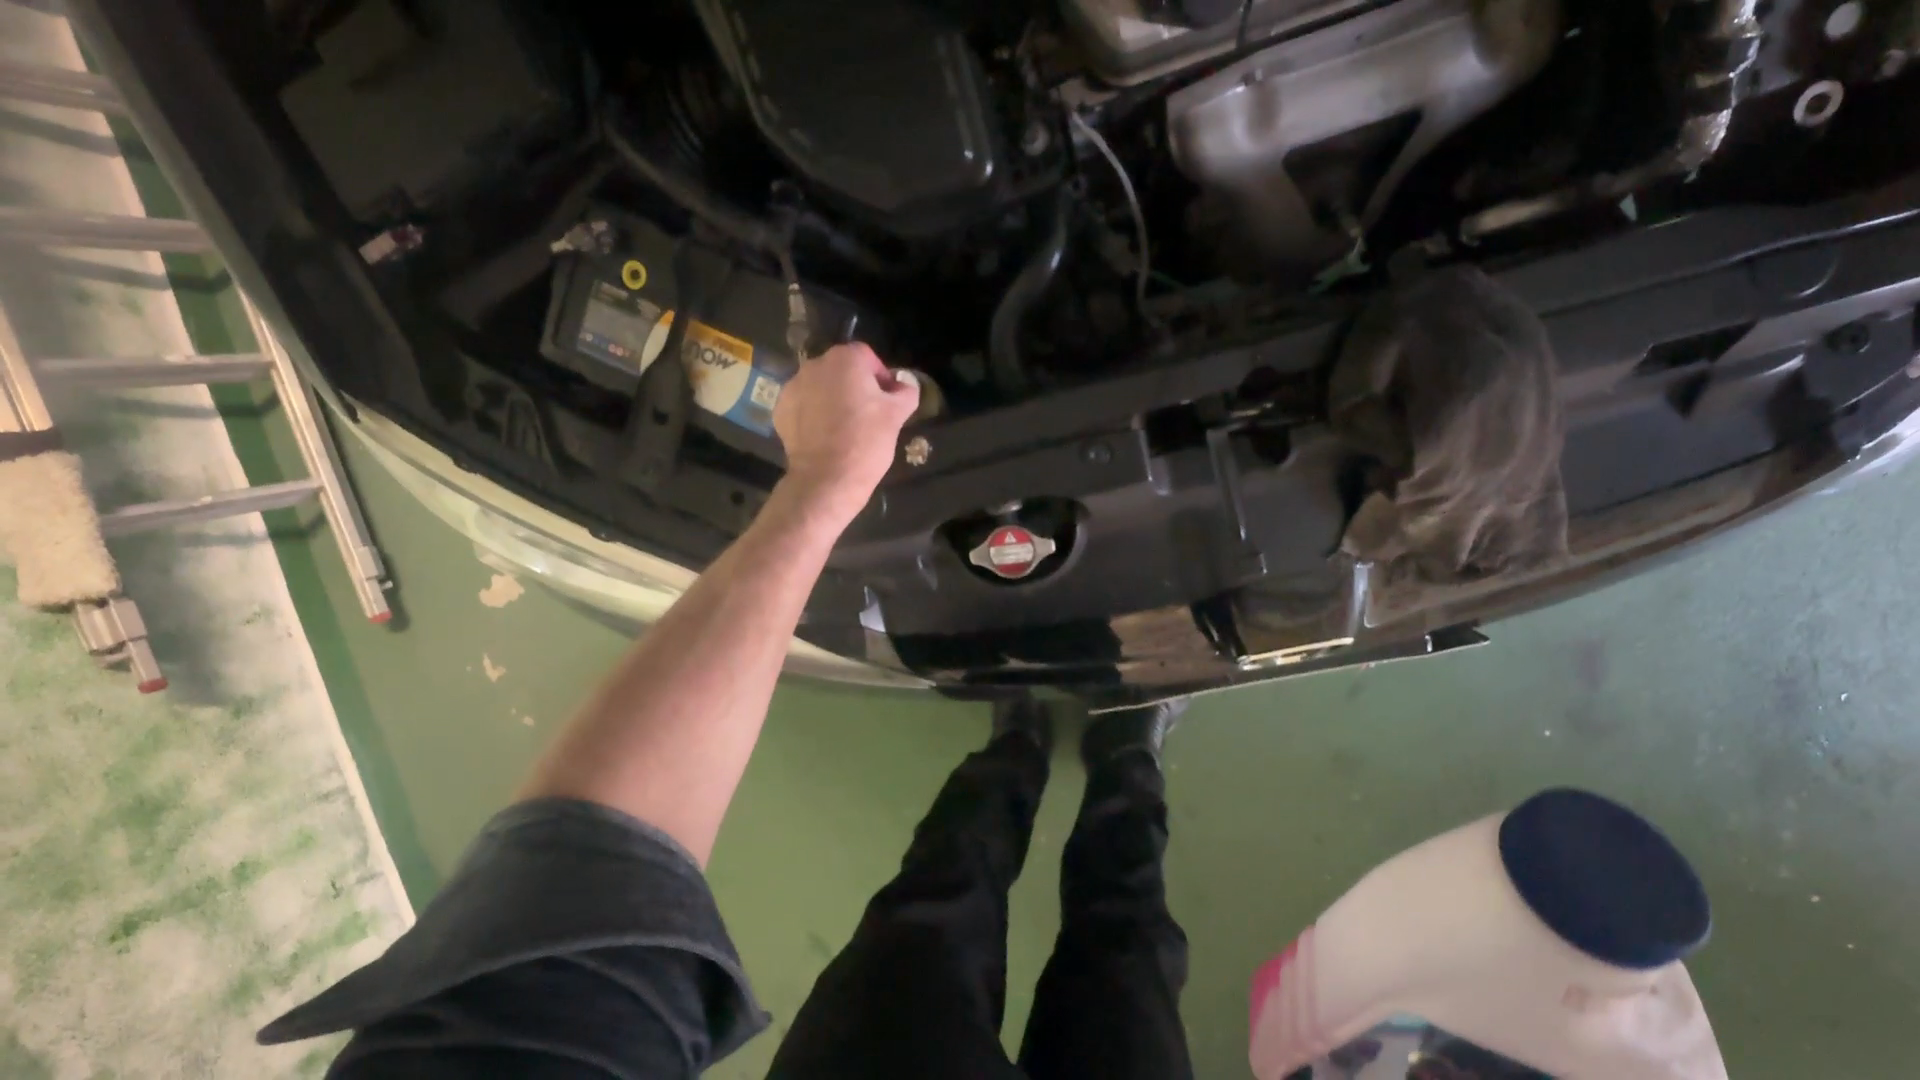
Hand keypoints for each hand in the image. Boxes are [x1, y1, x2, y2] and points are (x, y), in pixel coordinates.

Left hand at [773, 342, 919, 526]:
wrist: (826, 479)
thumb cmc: (866, 441)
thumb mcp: (897, 415)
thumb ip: (906, 392)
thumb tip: (904, 387)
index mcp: (845, 359)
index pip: (868, 358)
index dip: (880, 378)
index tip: (887, 402)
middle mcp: (814, 365)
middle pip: (841, 370)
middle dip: (854, 387)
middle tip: (867, 415)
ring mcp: (793, 387)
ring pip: (820, 387)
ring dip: (832, 399)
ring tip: (844, 428)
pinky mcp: (780, 410)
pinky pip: (803, 405)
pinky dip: (813, 415)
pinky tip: (824, 436)